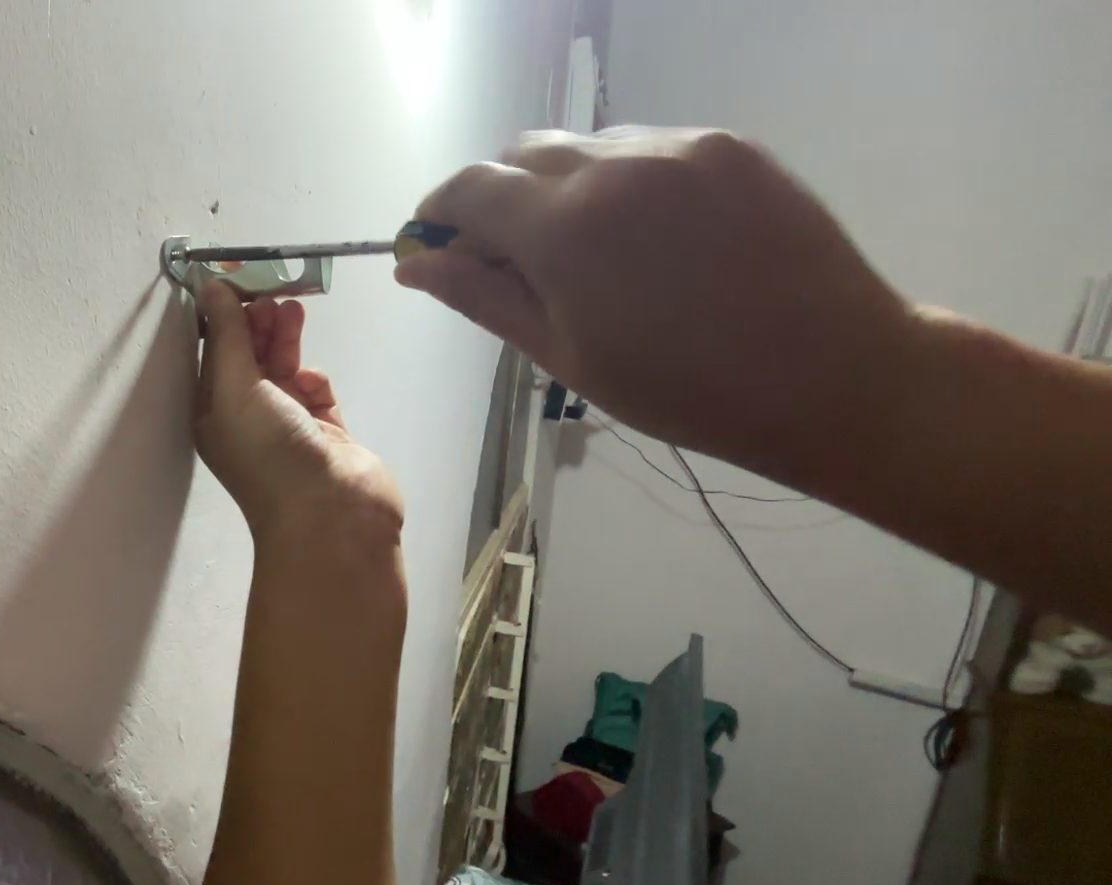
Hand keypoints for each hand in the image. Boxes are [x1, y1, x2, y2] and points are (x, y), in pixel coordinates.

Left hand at [193, 281, 402, 547]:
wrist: (330, 515)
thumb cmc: (270, 451)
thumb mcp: (235, 389)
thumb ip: (228, 336)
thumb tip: (210, 288)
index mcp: (215, 416)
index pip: (213, 358)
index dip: (223, 319)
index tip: (237, 281)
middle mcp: (248, 421)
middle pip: (248, 360)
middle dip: (256, 324)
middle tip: (270, 291)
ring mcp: (289, 428)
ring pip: (283, 371)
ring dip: (284, 340)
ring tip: (292, 307)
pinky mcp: (326, 434)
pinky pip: (316, 394)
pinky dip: (314, 380)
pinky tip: (312, 378)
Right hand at [394, 126, 921, 471]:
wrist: (827, 370)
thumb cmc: (674, 385)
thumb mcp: (557, 351)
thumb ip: (479, 296)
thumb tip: (413, 266)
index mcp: (565, 226)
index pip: (470, 188)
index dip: (437, 211)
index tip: (429, 243)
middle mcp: (616, 163)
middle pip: (520, 153)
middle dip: (493, 197)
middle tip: (502, 260)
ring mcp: (678, 145)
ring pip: (580, 147)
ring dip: (552, 189)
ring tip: (579, 255)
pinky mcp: (726, 145)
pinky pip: (639, 148)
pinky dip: (609, 182)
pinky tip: (636, 240)